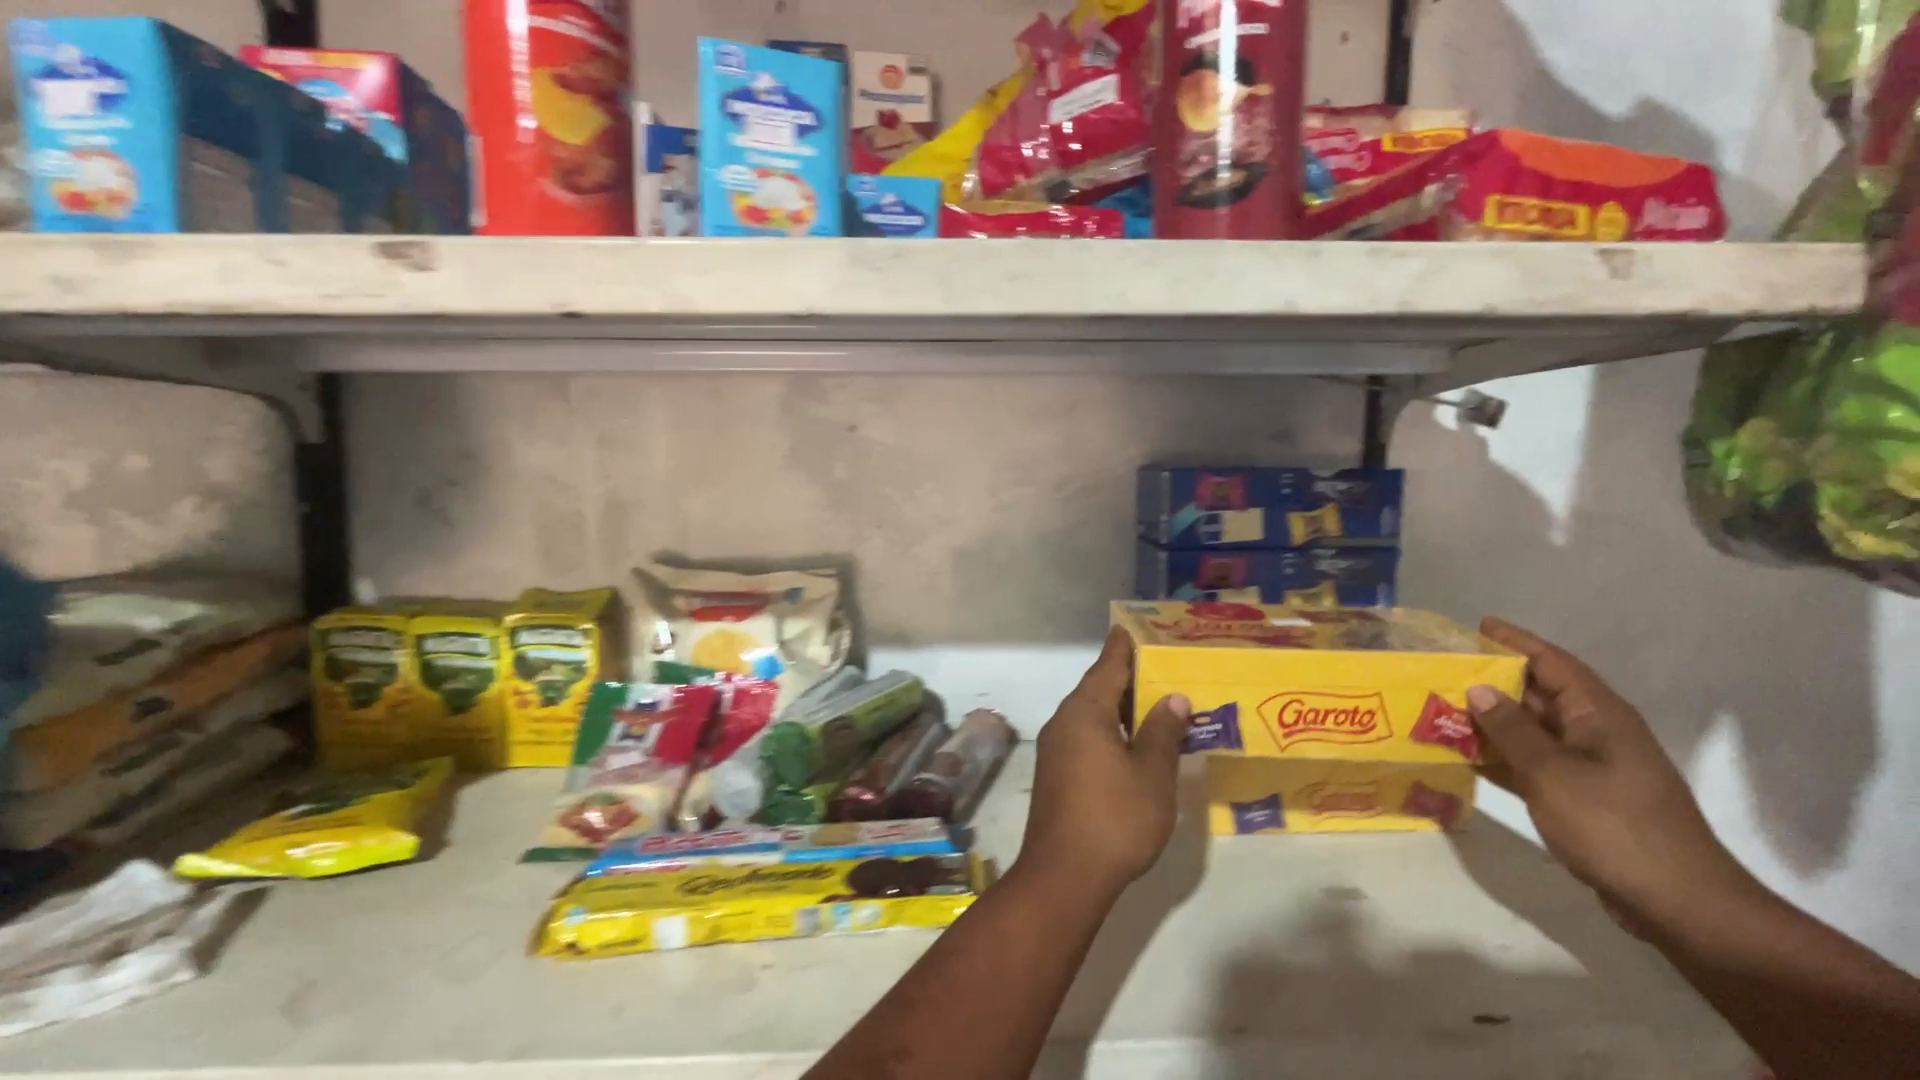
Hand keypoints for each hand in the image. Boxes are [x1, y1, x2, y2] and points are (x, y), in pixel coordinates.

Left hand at [1017, 629, 1188, 899]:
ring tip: (1159, 702)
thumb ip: (1162, 732)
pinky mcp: (1057, 776)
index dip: (1125, 646)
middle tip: (1164, 665)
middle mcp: (1064, 723)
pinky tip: (1136, 744)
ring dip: (1123, 709)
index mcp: (1085, 712)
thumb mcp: (1152, 773)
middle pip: (1099, 689)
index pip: (1108, 665)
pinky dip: (1113, 733)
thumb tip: (1172, 698)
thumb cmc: (1115, 818)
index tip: (1135, 626)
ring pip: (1093, 717)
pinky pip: (1088, 738)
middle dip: (1129, 678)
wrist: (1064, 876)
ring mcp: (1056, 751)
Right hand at [1467, 618, 1757, 932]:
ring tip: (1441, 711)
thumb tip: (1479, 688)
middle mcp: (1598, 733)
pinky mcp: (1585, 799)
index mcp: (1599, 715)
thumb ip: (1511, 730)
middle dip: (1495, 681)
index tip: (1477, 626)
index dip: (1515, 641)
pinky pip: (1536, 764)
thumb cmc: (1613, 826)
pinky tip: (1467, 759)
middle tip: (1444, 672)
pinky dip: (1503, 758)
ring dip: (1493, 722)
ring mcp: (1593, 767)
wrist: (1677, 902)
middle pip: (1540, 695)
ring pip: (1534, 731)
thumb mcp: (1552, 774)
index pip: (1553, 662)